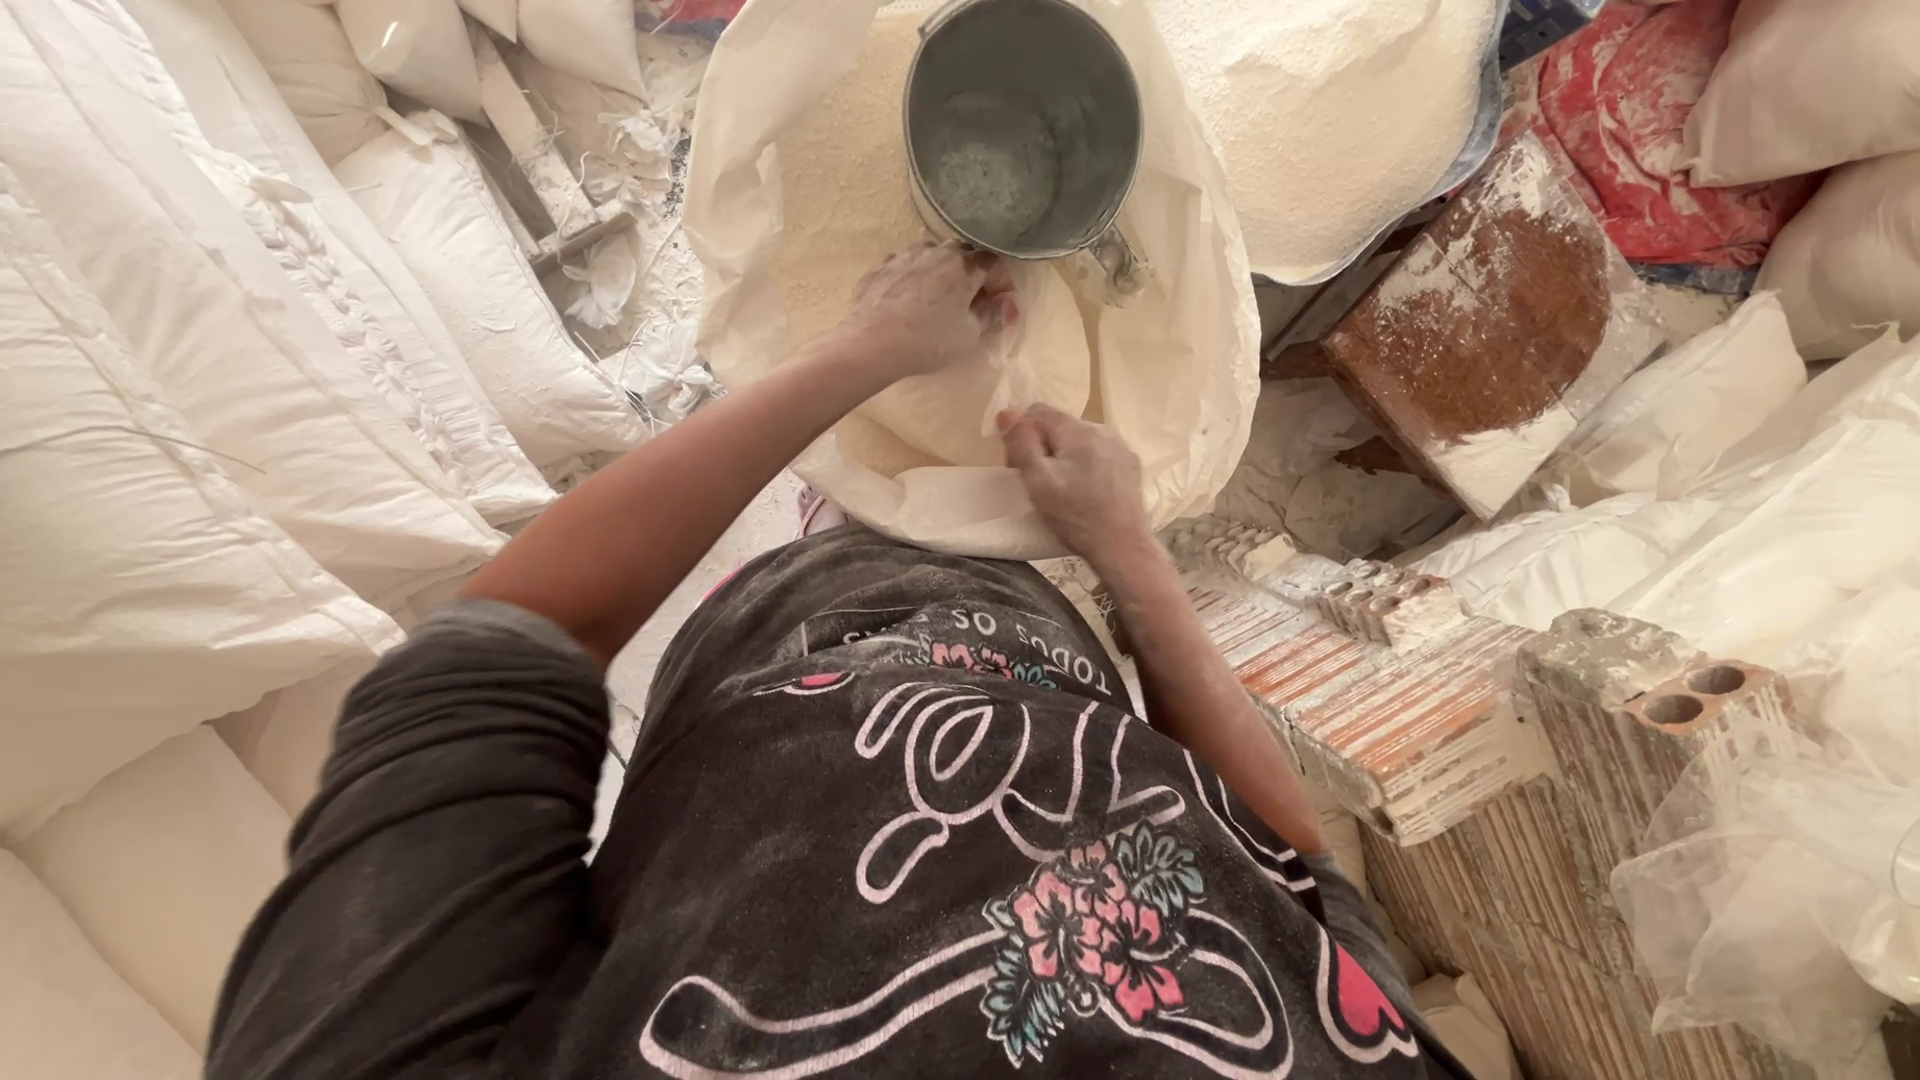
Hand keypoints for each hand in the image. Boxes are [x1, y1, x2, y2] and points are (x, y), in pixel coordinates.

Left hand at [833, 241, 1017, 379]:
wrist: (872, 343)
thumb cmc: (930, 340)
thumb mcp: (970, 334)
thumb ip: (993, 315)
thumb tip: (1010, 303)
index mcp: (963, 266)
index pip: (993, 263)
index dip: (1001, 282)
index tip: (1001, 303)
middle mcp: (935, 252)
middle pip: (962, 254)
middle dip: (972, 274)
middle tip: (972, 300)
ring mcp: (904, 256)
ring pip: (931, 255)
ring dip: (941, 271)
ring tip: (939, 297)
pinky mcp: (879, 268)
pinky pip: (903, 266)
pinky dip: (912, 277)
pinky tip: (908, 298)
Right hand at [998, 404, 1156, 570]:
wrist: (1121, 545)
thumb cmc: (1074, 514)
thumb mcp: (1037, 480)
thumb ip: (1021, 443)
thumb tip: (1007, 412)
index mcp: (1076, 429)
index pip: (1037, 411)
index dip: (1019, 433)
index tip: (1015, 464)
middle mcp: (1101, 428)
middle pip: (1059, 425)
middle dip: (1042, 446)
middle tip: (1035, 480)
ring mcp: (1120, 446)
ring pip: (1080, 440)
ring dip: (1064, 455)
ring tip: (1062, 488)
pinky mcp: (1130, 464)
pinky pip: (1099, 453)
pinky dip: (1086, 464)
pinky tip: (1085, 490)